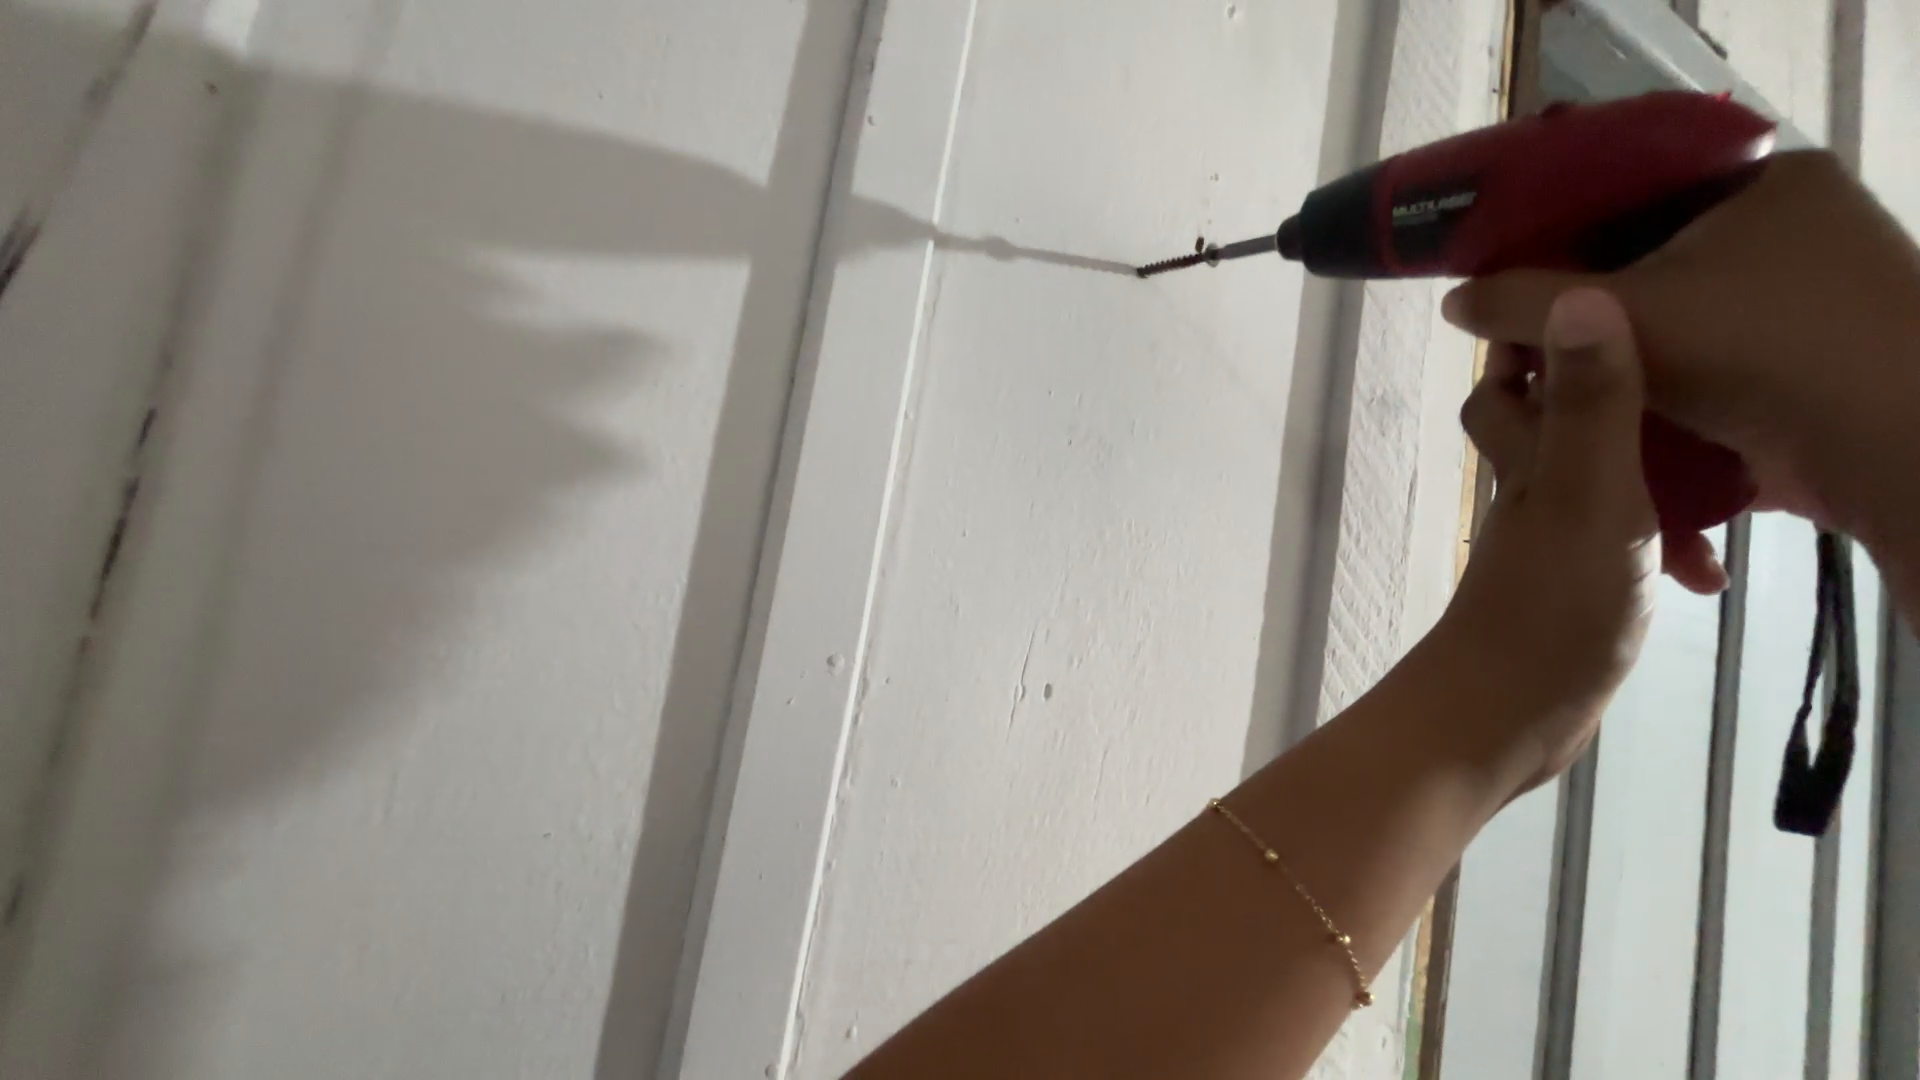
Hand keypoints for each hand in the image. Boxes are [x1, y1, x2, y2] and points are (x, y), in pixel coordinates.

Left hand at [1436, 289, 1663, 792]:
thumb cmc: (1548, 603)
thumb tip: (1572, 300)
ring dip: (1658, 466)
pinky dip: (1666, 540)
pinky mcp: (1576, 581)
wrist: (1506, 713)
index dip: (1539, 329)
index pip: (1511, 372)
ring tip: (1735, 457)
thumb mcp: (1585, 491)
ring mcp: (1550, 534)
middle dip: (1613, 387)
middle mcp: (1529, 484)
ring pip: (1598, 474)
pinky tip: (1710, 561)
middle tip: (1696, 362)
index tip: (1601, 284)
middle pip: (1554, 415)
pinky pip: (1625, 537)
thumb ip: (1588, 403)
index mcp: (1525, 453)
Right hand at [1441, 150, 1919, 549]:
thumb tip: (1453, 301)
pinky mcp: (1795, 359)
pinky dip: (1644, 378)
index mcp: (1768, 184)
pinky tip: (1594, 402)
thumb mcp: (1612, 314)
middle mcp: (1793, 229)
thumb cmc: (1756, 349)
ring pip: (1663, 318)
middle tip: (1514, 343)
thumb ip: (1520, 303)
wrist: (1890, 450)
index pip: (1630, 199)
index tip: (1504, 283)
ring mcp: (1799, 298)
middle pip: (1641, 265)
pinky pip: (1692, 357)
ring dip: (1604, 353)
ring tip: (1543, 379)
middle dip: (1575, 313)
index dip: (1557, 239)